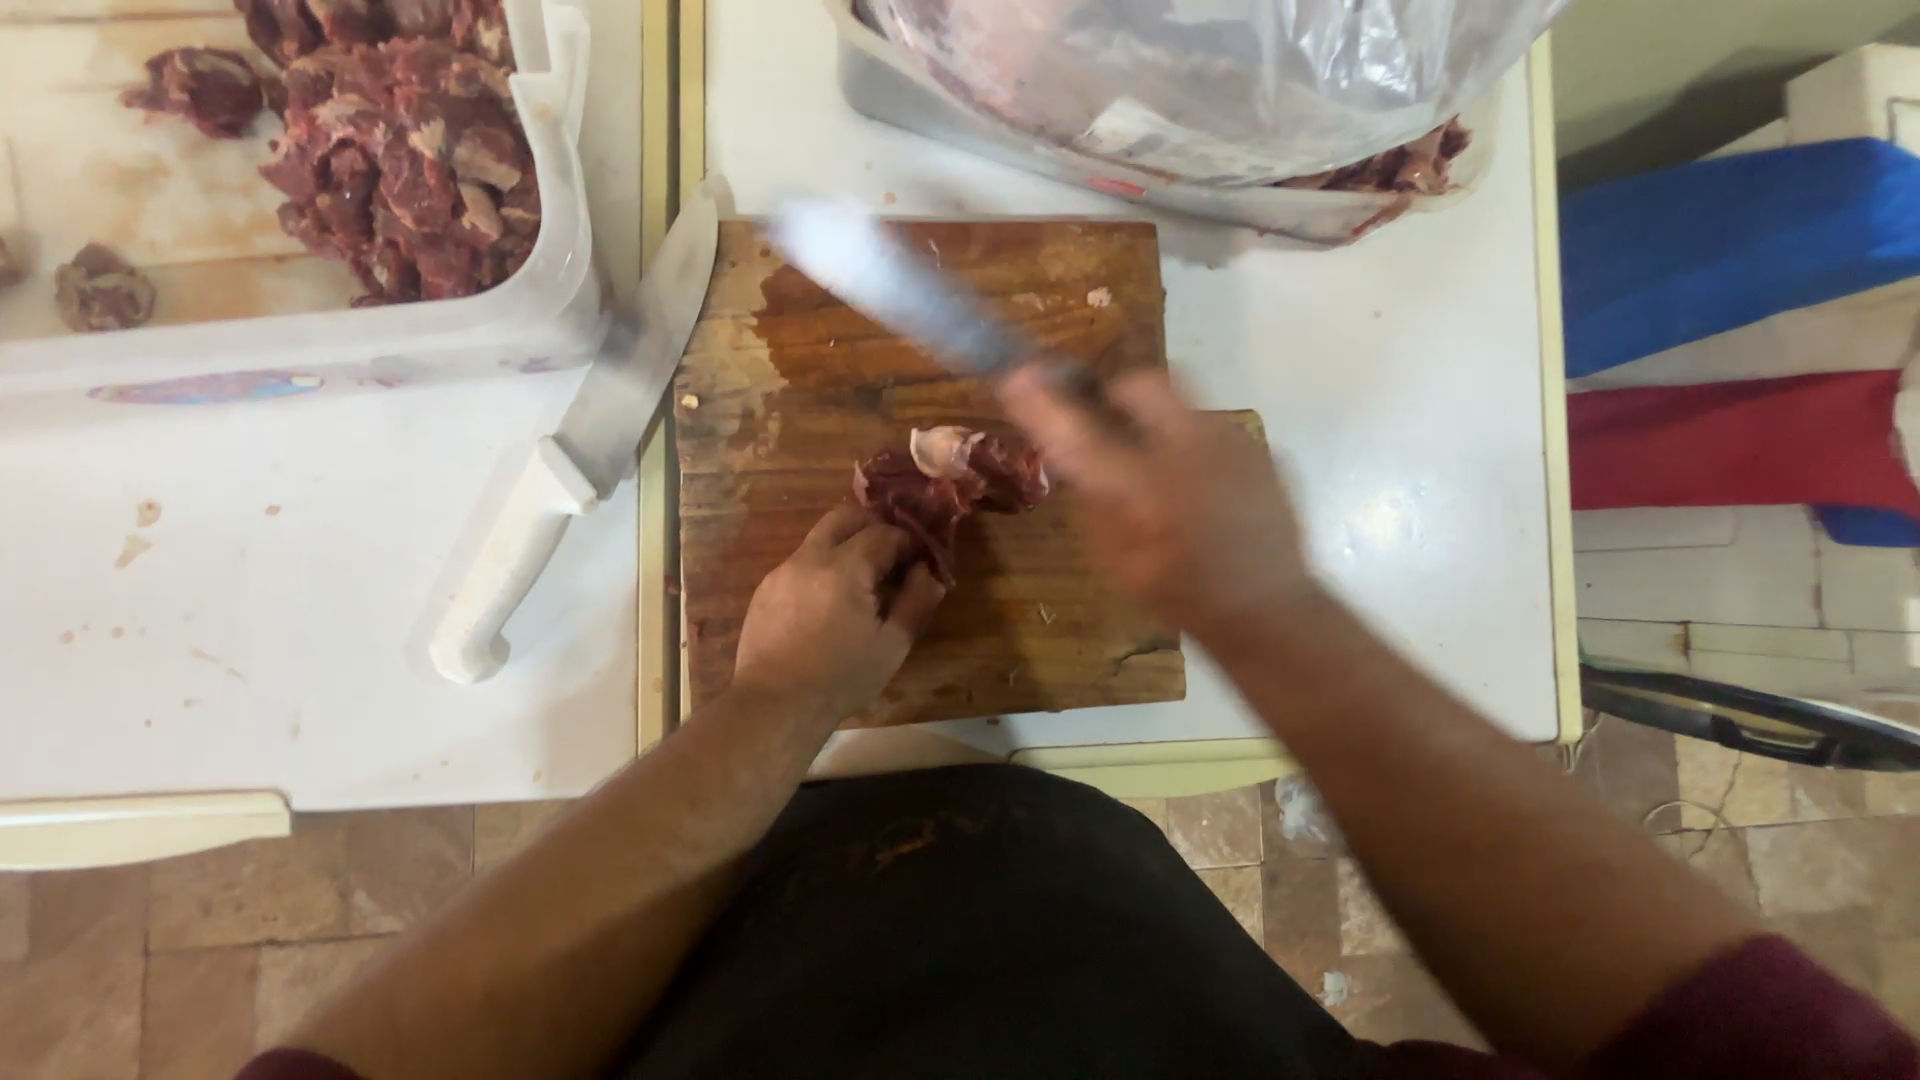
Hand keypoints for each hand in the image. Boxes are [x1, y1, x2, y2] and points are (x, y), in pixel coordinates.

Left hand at [731, 504, 946, 724]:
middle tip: (891, 554)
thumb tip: (929, 573)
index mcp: (844, 568)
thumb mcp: (892, 645)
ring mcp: (782, 571)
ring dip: (846, 547)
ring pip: (819, 538)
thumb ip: (917, 602)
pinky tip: (829, 604)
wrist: (775, 704)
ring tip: (861, 584)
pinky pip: (800, 563)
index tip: (918, 560)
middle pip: (845, 516)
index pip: (883, 533)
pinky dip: (822, 568)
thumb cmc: (841, 678)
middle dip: (873, 526)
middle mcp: (809, 558)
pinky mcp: (765, 588)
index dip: (906, 542)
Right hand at [999, 366, 1318, 650]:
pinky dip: (1193, 447)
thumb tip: (1078, 462)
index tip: (1016, 375)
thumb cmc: (1181, 596)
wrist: (1270, 611)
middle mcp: (1189, 453)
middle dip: (1116, 393)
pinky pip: (1213, 430)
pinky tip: (1200, 486)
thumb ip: (1093, 504)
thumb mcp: (1115, 561)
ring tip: (1160, 463)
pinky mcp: (1262, 451)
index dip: (1041, 401)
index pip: (1077, 433)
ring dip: (1158, 421)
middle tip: (1107, 421)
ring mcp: (1233, 446)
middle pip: (1143, 383)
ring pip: (1184, 402)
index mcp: (1142, 490)